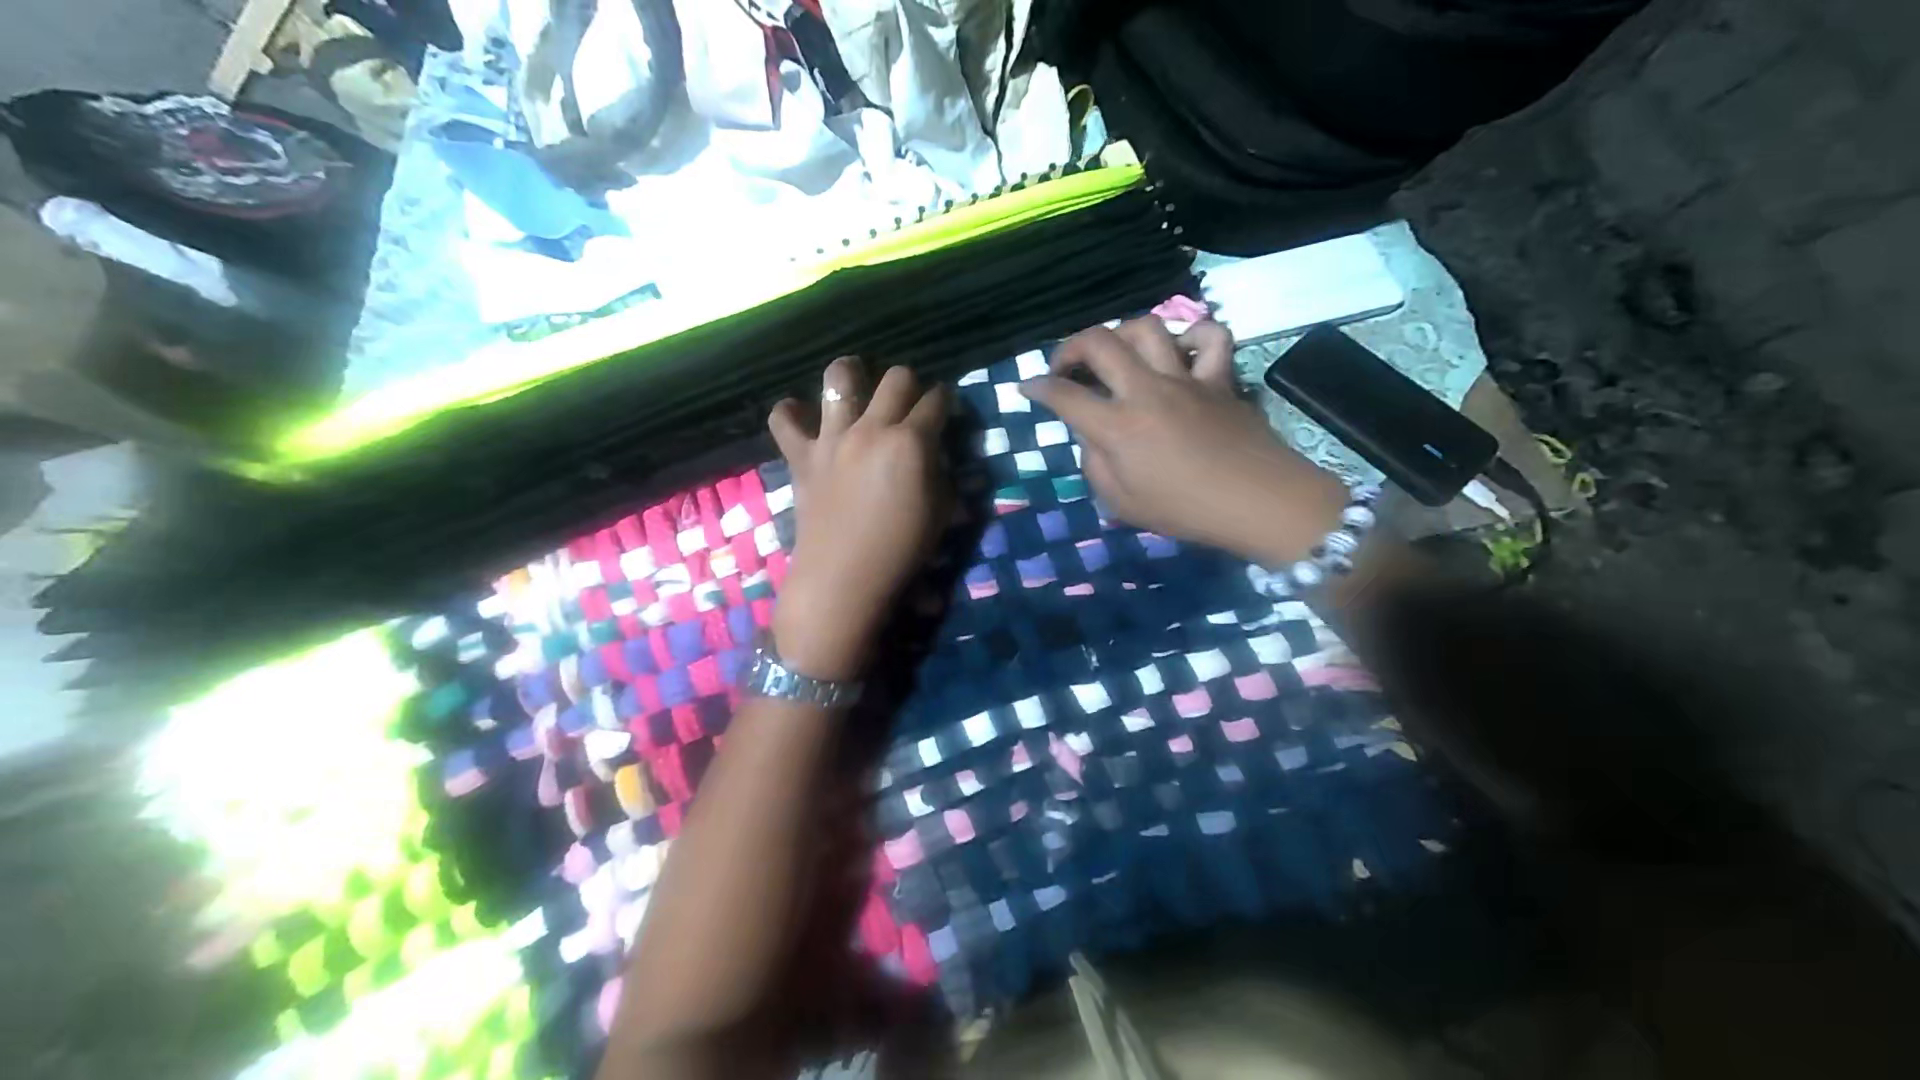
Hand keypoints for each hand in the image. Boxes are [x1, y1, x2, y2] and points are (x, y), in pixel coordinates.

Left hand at [768, 357, 949, 680]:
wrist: (843, 579)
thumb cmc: (901, 551)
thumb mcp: (940, 513)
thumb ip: (939, 473)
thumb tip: (933, 454)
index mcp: (910, 442)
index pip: (937, 401)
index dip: (945, 401)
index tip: (945, 409)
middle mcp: (871, 428)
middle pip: (897, 378)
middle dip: (910, 384)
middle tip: (909, 404)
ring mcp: (832, 438)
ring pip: (839, 378)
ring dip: (851, 374)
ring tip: (856, 382)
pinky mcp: (802, 456)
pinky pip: (784, 421)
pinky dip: (790, 414)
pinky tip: (801, 417)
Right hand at [1019, 317, 1346, 566]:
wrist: (1259, 503)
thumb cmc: (1186, 511)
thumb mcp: (1122, 503)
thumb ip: (1095, 464)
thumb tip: (1092, 435)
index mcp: (1118, 426)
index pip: (1064, 395)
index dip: (1037, 387)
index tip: (1028, 388)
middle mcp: (1146, 390)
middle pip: (1098, 341)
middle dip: (1069, 347)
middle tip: (1066, 367)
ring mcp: (1185, 378)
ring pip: (1146, 327)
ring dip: (1121, 334)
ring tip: (1117, 355)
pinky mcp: (1219, 377)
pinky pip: (1210, 336)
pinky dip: (1192, 335)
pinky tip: (1180, 352)